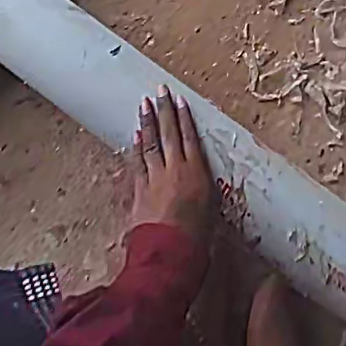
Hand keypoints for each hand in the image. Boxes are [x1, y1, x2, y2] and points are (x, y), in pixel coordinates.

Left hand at [130, 86, 214, 243]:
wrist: (170, 254)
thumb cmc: (197, 237)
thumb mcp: (210, 208)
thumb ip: (203, 187)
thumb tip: (197, 177)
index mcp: (197, 172)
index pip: (190, 137)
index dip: (185, 117)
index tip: (180, 100)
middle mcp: (176, 169)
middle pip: (169, 133)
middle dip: (164, 110)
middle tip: (160, 91)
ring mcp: (155, 177)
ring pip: (150, 143)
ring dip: (147, 122)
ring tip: (144, 104)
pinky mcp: (140, 189)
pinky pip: (138, 162)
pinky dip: (136, 147)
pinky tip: (135, 135)